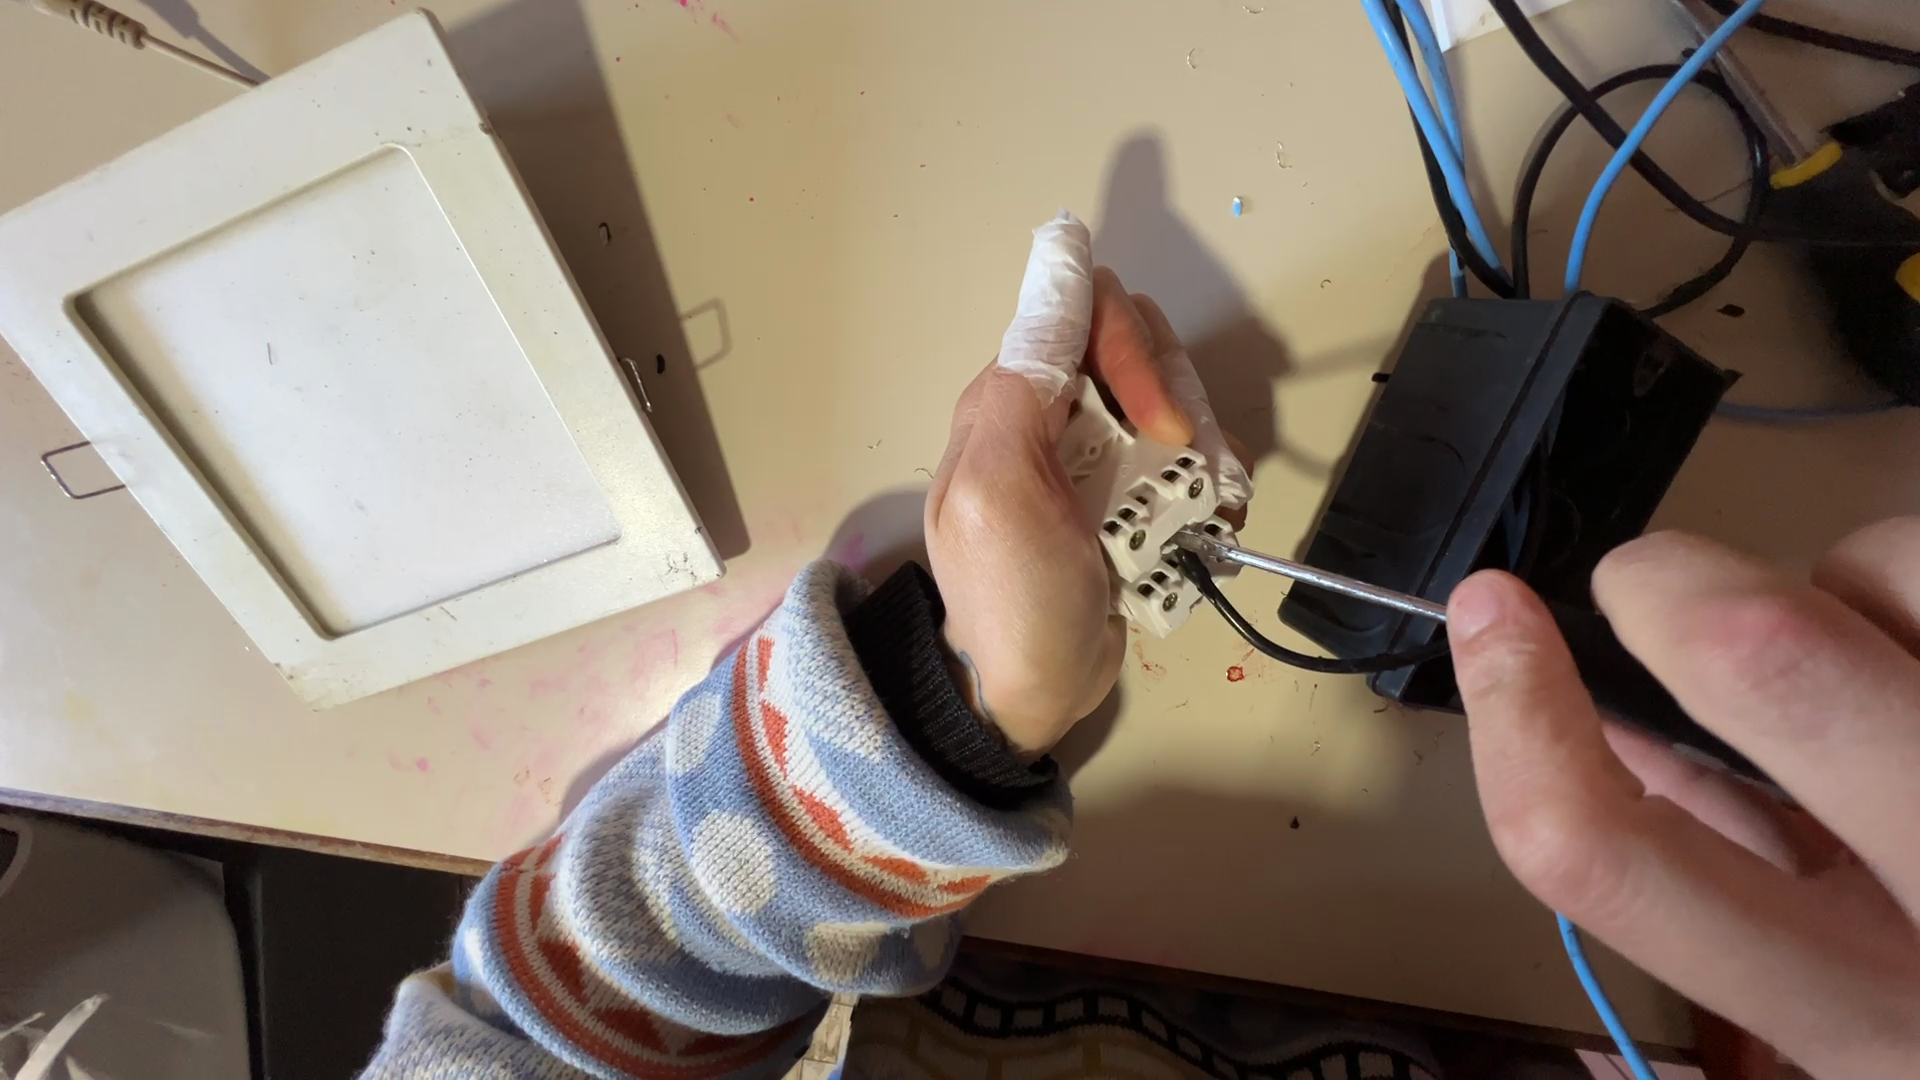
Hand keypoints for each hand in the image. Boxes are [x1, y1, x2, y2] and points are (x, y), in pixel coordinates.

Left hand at [925, 268, 1193, 755]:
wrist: (1032, 687)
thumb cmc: (1011, 598)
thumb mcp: (995, 495)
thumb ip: (1017, 390)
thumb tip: (1058, 274)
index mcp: (1008, 404)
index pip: (1078, 316)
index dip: (1129, 352)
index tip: (1158, 426)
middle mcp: (1052, 414)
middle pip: (1135, 350)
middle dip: (1173, 402)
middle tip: (1182, 468)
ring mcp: (1094, 453)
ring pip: (1169, 396)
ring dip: (1200, 446)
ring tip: (1201, 506)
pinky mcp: (1129, 488)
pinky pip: (1184, 448)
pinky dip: (1207, 477)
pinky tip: (1208, 518)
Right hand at [1449, 525, 1919, 1077]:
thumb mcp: (1792, 952)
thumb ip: (1673, 827)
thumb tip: (1545, 681)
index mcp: (1852, 1004)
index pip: (1600, 843)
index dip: (1514, 703)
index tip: (1486, 610)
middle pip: (1759, 661)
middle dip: (1662, 585)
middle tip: (1647, 584)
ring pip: (1883, 571)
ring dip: (1833, 582)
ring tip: (1864, 645)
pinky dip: (1896, 577)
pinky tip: (1913, 651)